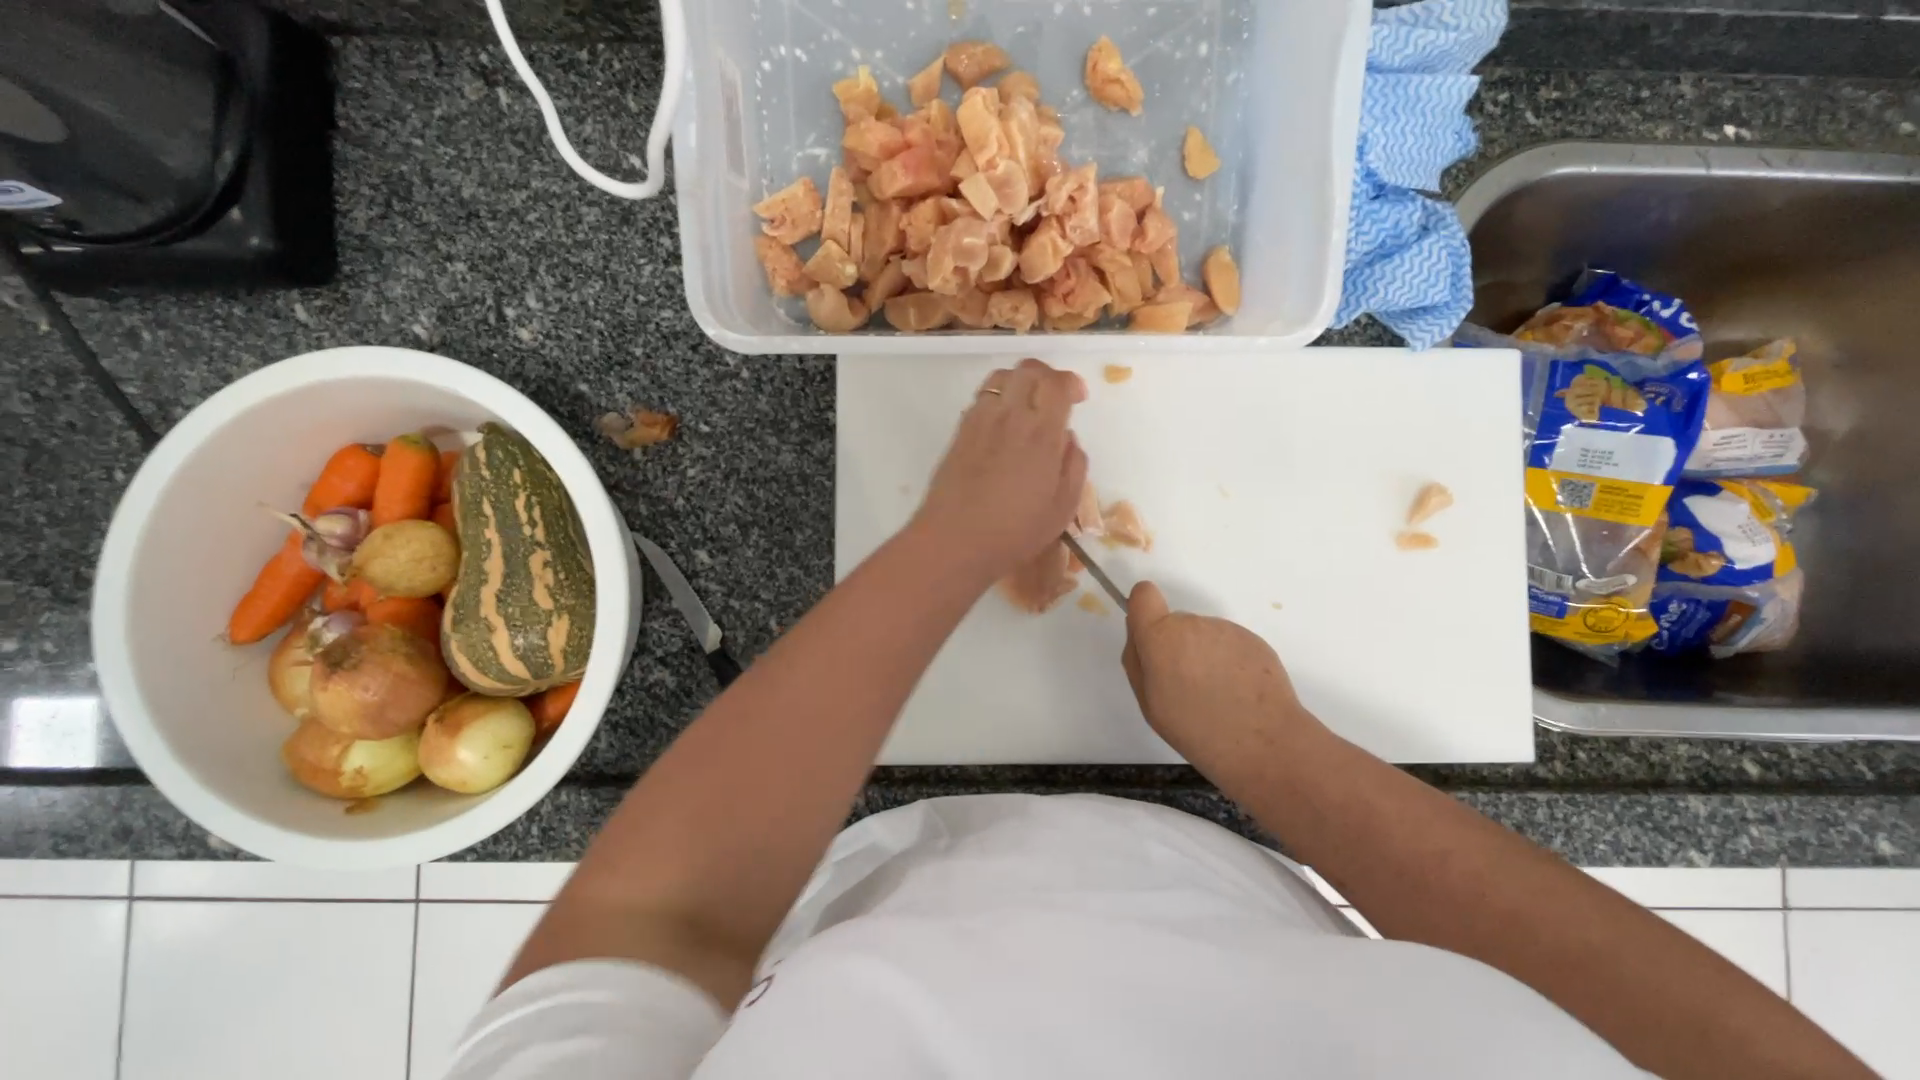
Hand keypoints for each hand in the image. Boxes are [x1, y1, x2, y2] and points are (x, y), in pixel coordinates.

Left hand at [910, 359, 1089, 584]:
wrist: (954, 540)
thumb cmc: (1015, 532)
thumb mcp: (1062, 508)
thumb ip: (1074, 466)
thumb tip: (1067, 439)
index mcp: (1041, 434)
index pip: (1057, 384)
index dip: (1071, 383)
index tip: (1079, 398)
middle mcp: (1010, 417)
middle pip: (1028, 370)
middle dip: (1047, 375)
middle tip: (1056, 397)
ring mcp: (980, 421)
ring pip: (1001, 378)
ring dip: (1020, 382)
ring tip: (1028, 406)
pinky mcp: (959, 432)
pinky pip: (982, 399)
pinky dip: (998, 399)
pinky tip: (1003, 426)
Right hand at [1122, 581, 1324, 771]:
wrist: (1263, 741)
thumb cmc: (1195, 728)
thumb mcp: (1149, 704)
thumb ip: (1138, 662)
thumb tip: (1141, 636)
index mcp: (1160, 637)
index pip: (1144, 595)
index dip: (1144, 612)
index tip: (1153, 640)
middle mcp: (1193, 624)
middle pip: (1176, 625)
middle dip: (1177, 647)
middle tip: (1188, 687)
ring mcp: (1226, 630)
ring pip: (1204, 636)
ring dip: (1205, 656)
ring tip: (1218, 694)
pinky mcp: (1253, 640)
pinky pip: (1230, 645)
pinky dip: (1230, 663)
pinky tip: (1239, 692)